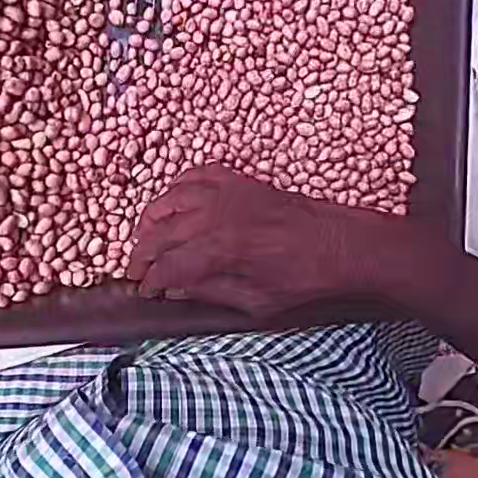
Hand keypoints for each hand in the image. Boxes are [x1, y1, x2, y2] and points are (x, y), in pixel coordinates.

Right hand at [126, 166, 397, 316]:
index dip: (150, 281)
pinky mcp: (239, 181)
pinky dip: (178, 186)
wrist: (341, 244)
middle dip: (141, 254)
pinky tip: (174, 201)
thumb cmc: (304, 278)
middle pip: (159, 232)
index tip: (145, 291)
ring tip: (147, 238)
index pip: (167, 266)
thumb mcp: (257, 302)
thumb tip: (177, 291)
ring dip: (151, 219)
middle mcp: (216, 216)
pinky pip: (196, 175)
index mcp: (220, 250)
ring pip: (169, 199)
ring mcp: (226, 193)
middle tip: (137, 271)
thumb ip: (212, 293)